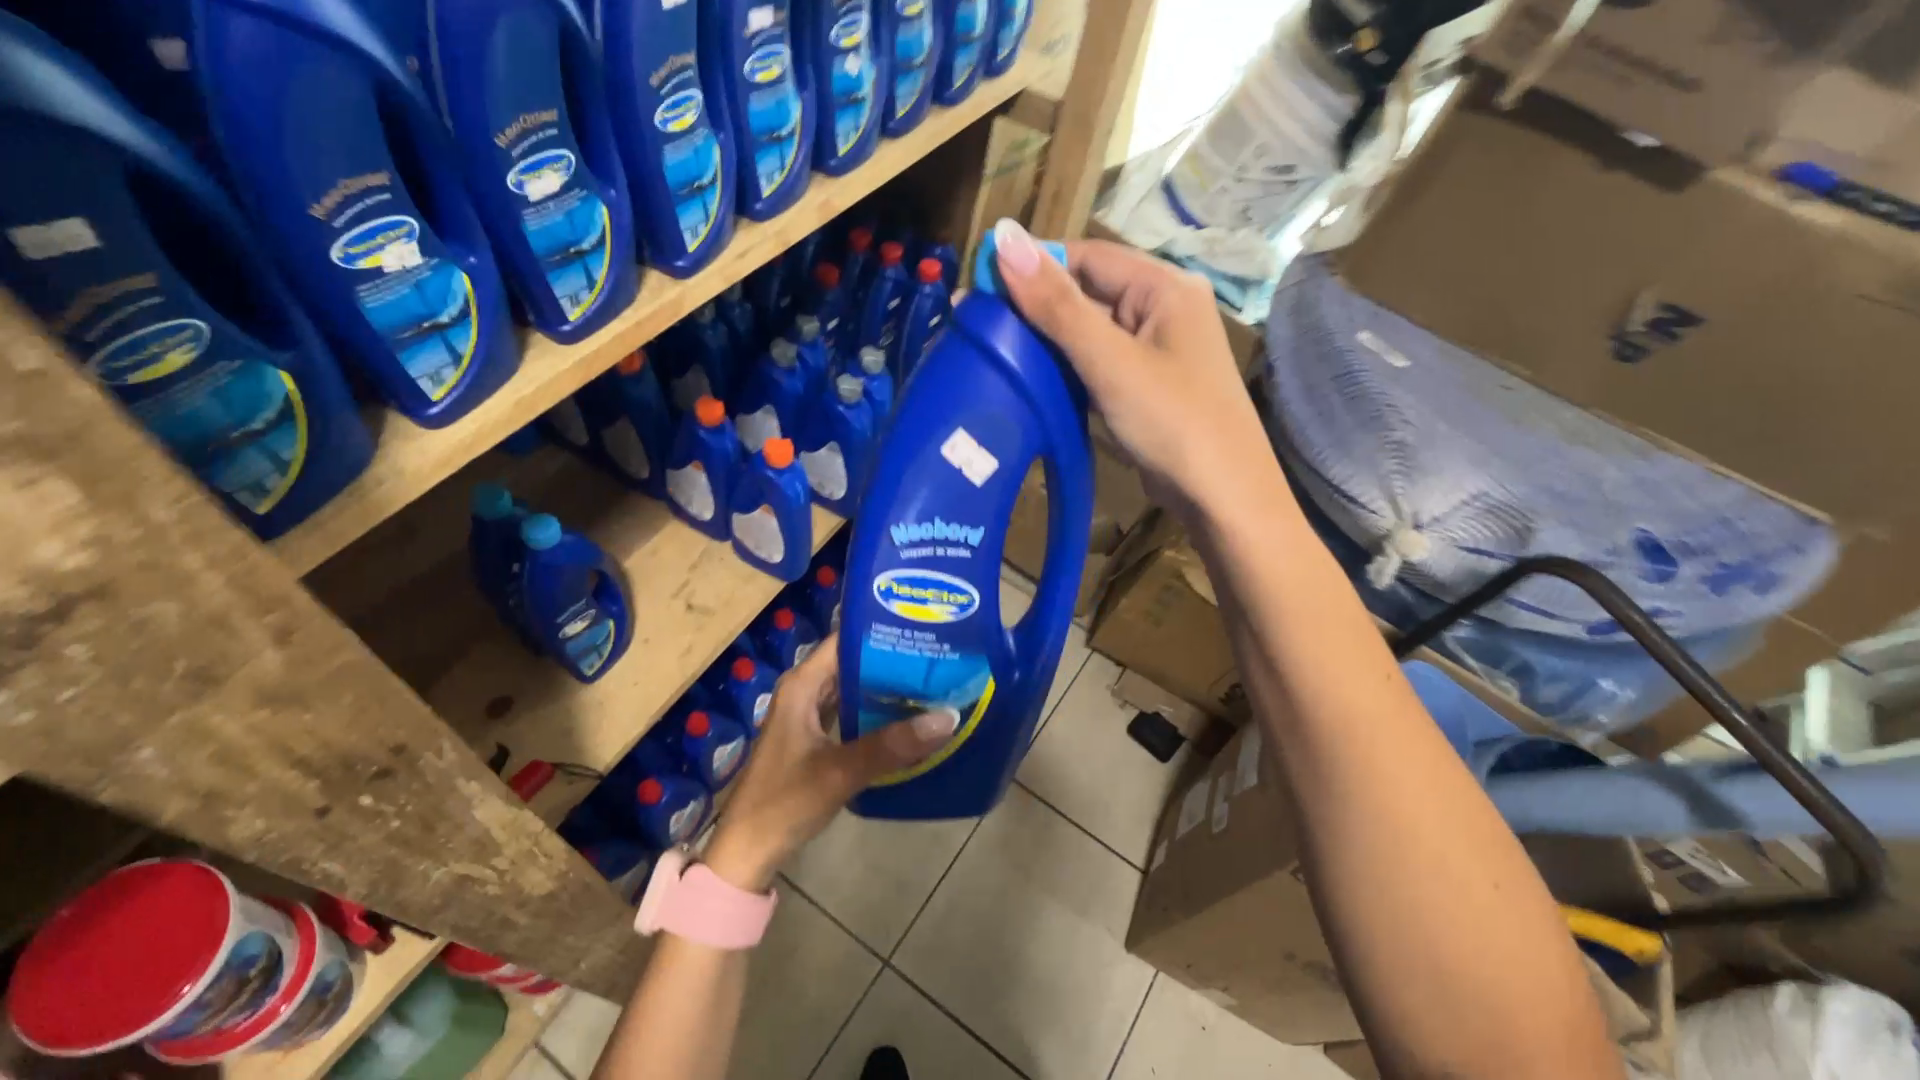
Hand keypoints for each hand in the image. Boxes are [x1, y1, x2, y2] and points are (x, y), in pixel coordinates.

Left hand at [701, 637, 957, 891]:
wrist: (747, 851)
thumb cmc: (784, 802)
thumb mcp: (840, 771)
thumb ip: (892, 745)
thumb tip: (949, 717)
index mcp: (801, 686)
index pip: (844, 640)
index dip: (880, 630)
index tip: (922, 627)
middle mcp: (804, 693)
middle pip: (852, 663)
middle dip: (891, 659)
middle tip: (940, 654)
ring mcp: (807, 718)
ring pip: (852, 690)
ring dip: (886, 688)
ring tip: (933, 681)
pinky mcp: (814, 742)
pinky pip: (850, 715)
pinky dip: (876, 714)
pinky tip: (908, 720)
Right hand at [990, 218, 1277, 522]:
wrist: (1224, 498)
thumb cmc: (1172, 422)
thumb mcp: (1109, 361)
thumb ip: (1057, 304)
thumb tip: (1004, 236)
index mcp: (1164, 285)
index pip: (1086, 256)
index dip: (1032, 264)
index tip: (978, 284)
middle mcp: (1163, 307)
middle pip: (1087, 291)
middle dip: (1035, 305)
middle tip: (976, 321)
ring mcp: (1156, 349)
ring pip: (1089, 329)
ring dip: (1047, 338)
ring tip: (992, 349)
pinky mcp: (1146, 384)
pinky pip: (1097, 361)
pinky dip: (1066, 366)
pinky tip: (1030, 378)